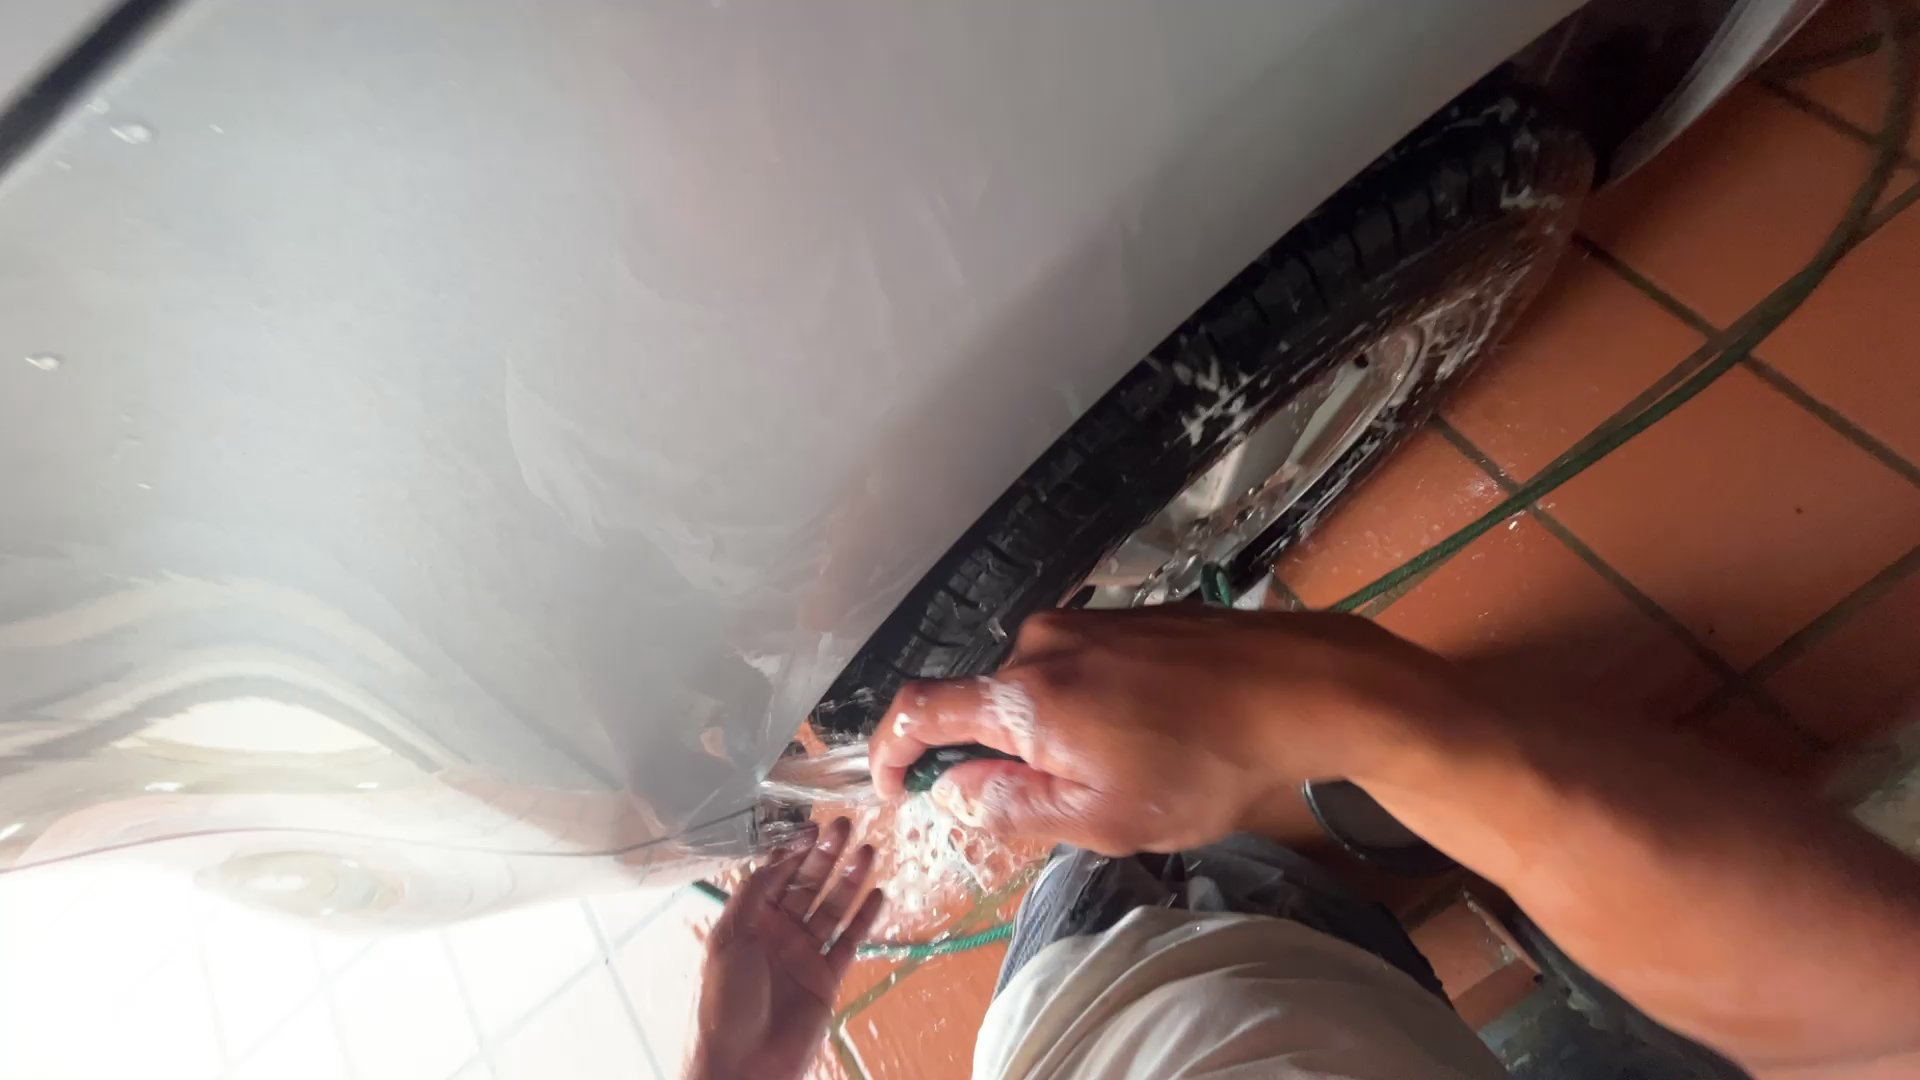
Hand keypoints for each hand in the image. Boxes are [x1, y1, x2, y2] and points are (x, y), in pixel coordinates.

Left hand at [685, 818, 885, 1079]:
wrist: (742, 1069)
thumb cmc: (726, 1002)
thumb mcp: (729, 938)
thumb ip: (754, 892)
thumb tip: (780, 855)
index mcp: (752, 920)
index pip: (777, 873)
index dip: (796, 848)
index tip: (814, 825)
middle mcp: (780, 931)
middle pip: (808, 883)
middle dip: (826, 854)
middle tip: (846, 825)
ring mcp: (805, 953)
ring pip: (833, 906)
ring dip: (850, 878)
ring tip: (868, 850)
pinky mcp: (827, 977)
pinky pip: (850, 941)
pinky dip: (865, 918)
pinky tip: (878, 894)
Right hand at [868, 608, 1474, 854]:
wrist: (1296, 684)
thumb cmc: (1202, 761)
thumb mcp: (1105, 815)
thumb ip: (1015, 807)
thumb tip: (954, 793)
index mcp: (1024, 695)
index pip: (921, 710)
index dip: (893, 750)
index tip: (898, 788)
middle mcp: (1038, 643)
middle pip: (986, 708)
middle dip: (1005, 759)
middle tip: (1072, 799)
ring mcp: (1079, 622)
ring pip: (1032, 691)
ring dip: (1052, 735)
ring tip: (1126, 763)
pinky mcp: (1114, 617)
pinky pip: (1069, 667)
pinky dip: (1081, 706)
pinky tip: (1145, 726)